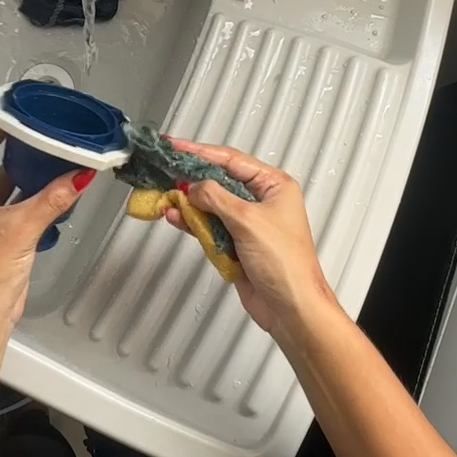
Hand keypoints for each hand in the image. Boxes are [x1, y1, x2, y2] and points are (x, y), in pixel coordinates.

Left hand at [0, 125, 91, 332]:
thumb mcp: (22, 228)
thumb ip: (53, 199)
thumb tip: (80, 176)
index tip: (14, 121)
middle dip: (10, 148)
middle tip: (34, 134)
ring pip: (2, 184)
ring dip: (24, 172)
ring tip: (48, 156)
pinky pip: (14, 203)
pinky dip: (31, 194)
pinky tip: (52, 188)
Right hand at [163, 139, 336, 337]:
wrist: (292, 310)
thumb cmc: (287, 265)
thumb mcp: (248, 221)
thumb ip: (216, 198)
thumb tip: (194, 186)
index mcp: (274, 185)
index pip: (230, 159)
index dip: (199, 151)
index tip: (175, 146)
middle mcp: (261, 200)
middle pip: (217, 180)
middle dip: (190, 177)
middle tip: (164, 169)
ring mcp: (247, 222)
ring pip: (209, 203)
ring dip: (188, 202)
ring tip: (165, 195)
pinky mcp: (235, 243)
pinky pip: (208, 225)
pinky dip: (191, 221)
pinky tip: (176, 216)